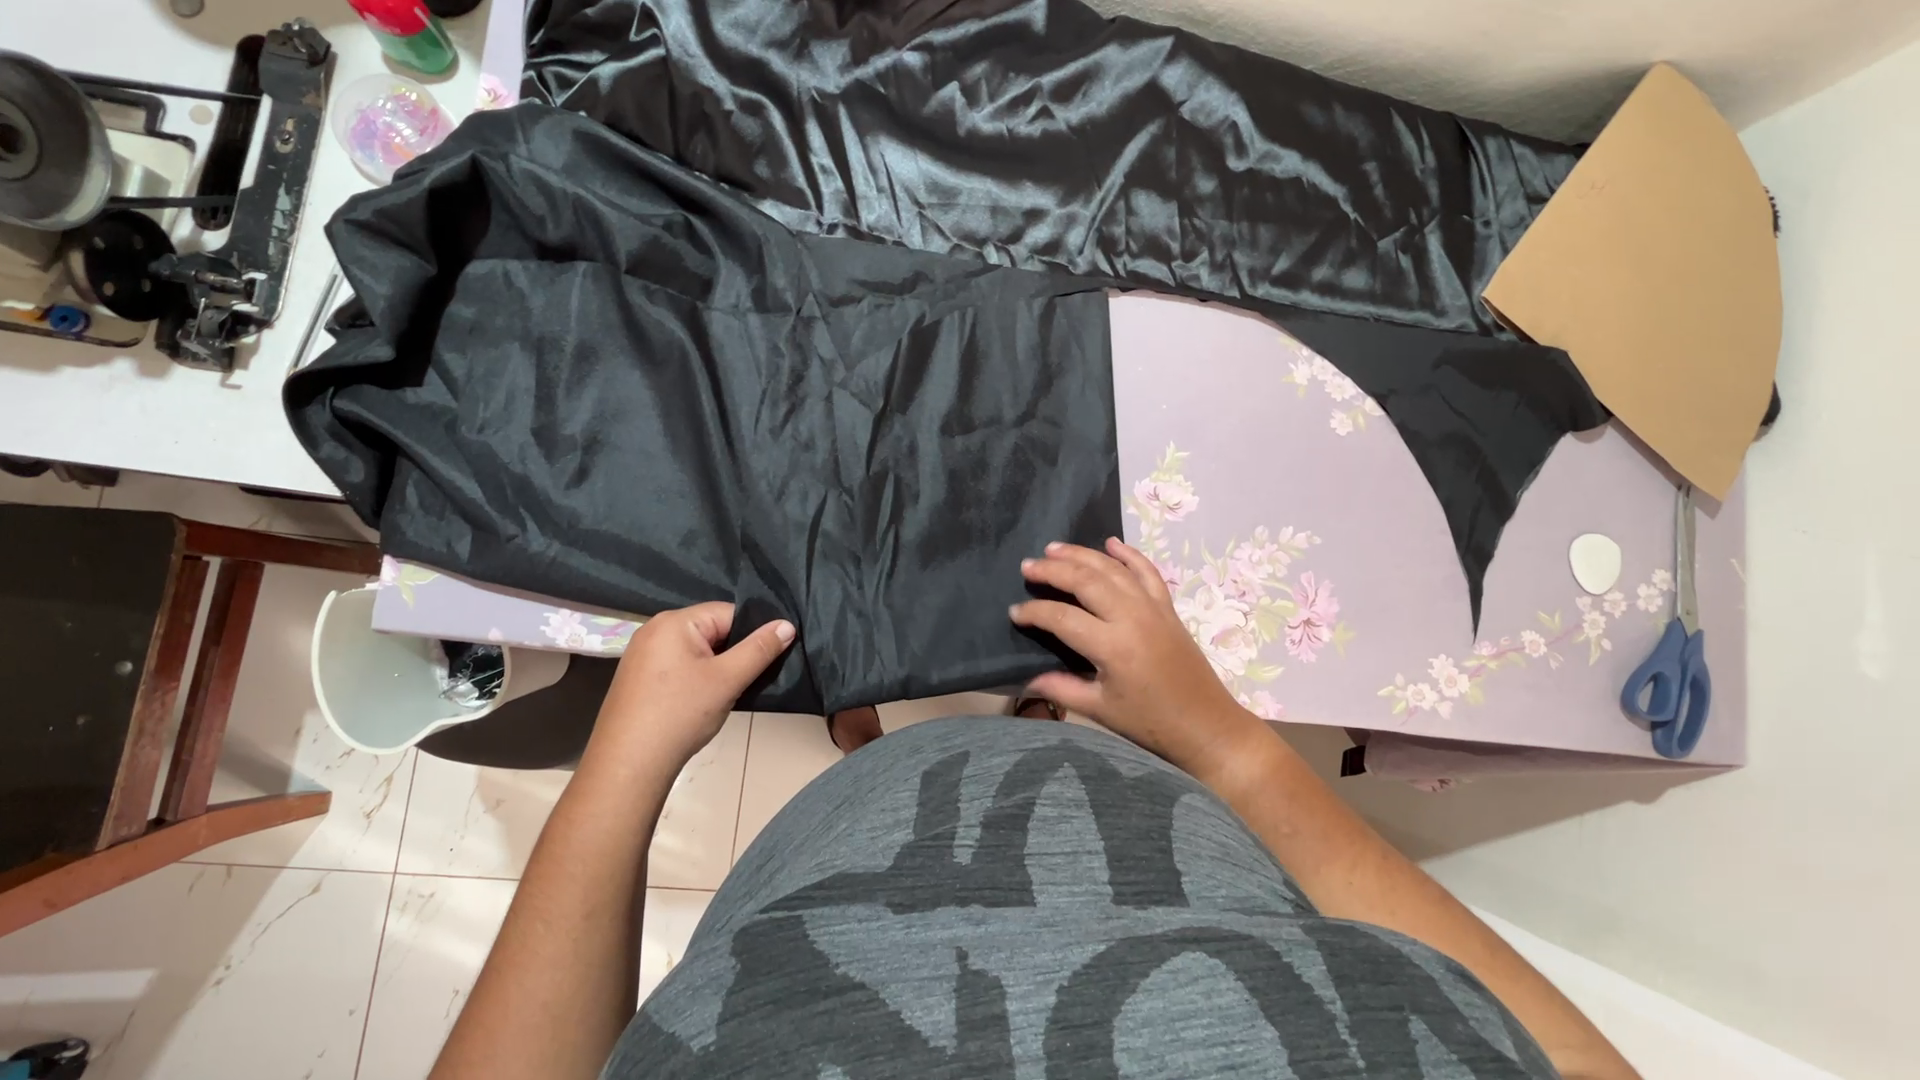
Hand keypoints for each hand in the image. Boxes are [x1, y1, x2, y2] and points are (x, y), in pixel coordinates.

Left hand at [585, 602, 794, 775]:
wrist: (628, 764)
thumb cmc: (680, 714)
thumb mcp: (727, 680)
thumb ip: (759, 649)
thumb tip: (787, 624)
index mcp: (674, 622)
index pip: (728, 613)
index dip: (752, 634)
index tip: (768, 658)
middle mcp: (654, 630)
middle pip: (712, 631)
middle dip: (733, 653)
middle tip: (748, 679)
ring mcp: (642, 655)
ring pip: (696, 652)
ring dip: (716, 669)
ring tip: (728, 693)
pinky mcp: (638, 678)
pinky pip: (678, 667)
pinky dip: (696, 679)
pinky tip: (701, 703)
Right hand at [1009, 538, 1268, 783]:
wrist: (1207, 726)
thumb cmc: (1152, 723)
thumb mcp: (1101, 710)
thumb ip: (1062, 689)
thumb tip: (1027, 678)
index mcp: (1112, 646)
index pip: (1062, 618)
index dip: (1034, 612)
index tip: (1014, 612)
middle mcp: (1132, 618)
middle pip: (1086, 581)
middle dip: (1053, 570)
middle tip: (1027, 566)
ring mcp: (1153, 608)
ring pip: (1113, 569)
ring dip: (1082, 555)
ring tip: (1054, 549)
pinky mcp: (1168, 609)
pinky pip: (1147, 572)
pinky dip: (1128, 554)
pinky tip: (1110, 543)